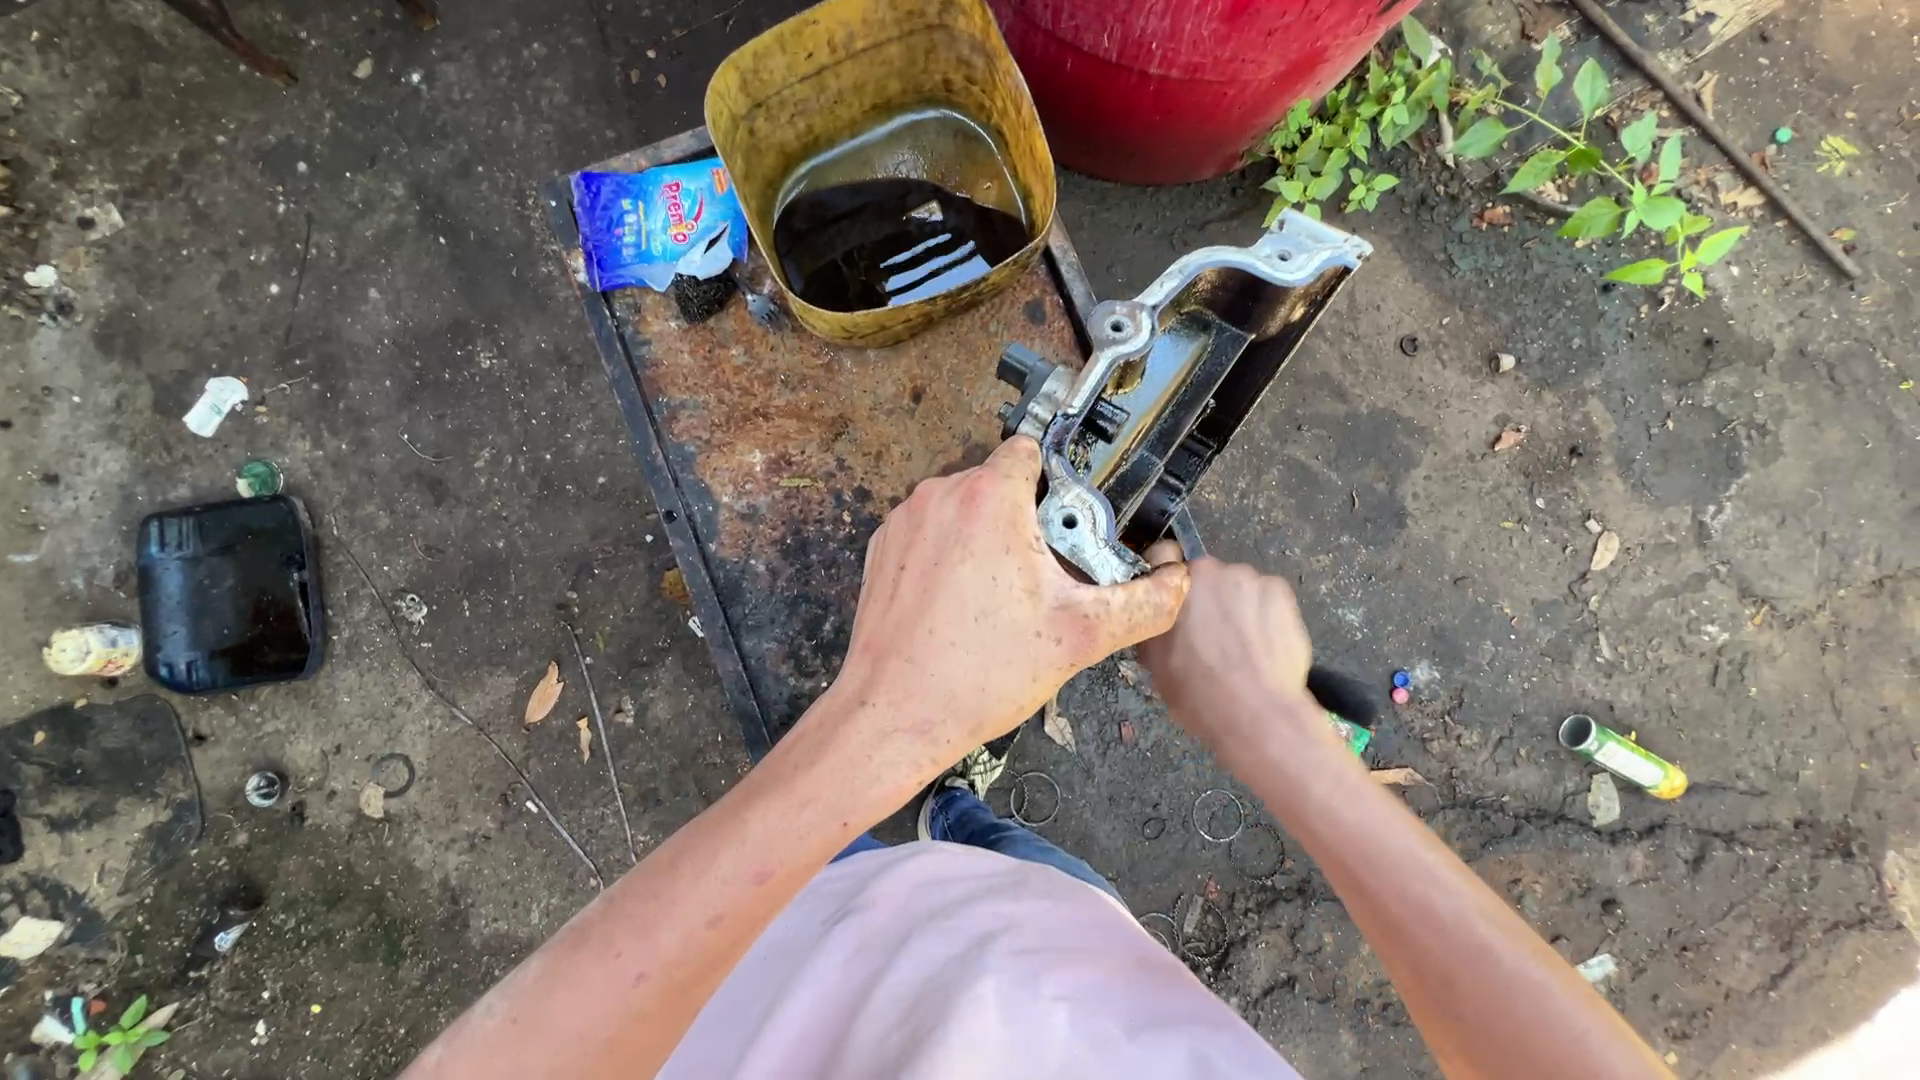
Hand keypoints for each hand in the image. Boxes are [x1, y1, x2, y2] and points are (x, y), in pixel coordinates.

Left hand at [824, 437, 1189, 782]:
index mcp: (989, 498)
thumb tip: (1175, 584)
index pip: (1031, 452)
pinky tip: (959, 604)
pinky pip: (929, 532)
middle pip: (998, 482)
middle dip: (1023, 518)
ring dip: (984, 536)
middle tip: (1037, 576)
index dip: (1055, 486)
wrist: (895, 713)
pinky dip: (947, 554)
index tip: (1063, 526)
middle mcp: (940, 495)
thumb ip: (1143, 602)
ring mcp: (904, 521)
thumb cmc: (981, 673)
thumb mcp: (1081, 636)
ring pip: (962, 507)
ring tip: (996, 597)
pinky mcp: (882, 549)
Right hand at [1136, 547, 1320, 750]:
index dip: (1166, 585)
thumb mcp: (1154, 663)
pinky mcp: (1283, 595)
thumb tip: (1154, 622)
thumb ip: (1152, 628)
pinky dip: (1263, 615)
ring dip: (1235, 607)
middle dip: (1204, 600)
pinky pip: (1266, 599)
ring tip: (1239, 646)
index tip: (1171, 605)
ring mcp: (1253, 579)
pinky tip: (1261, 646)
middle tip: (1205, 636)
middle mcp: (1215, 569)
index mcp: (1177, 582)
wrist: (1256, 714)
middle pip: (1205, 578)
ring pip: (1238, 589)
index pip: (1163, 560)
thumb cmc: (1198, 690)